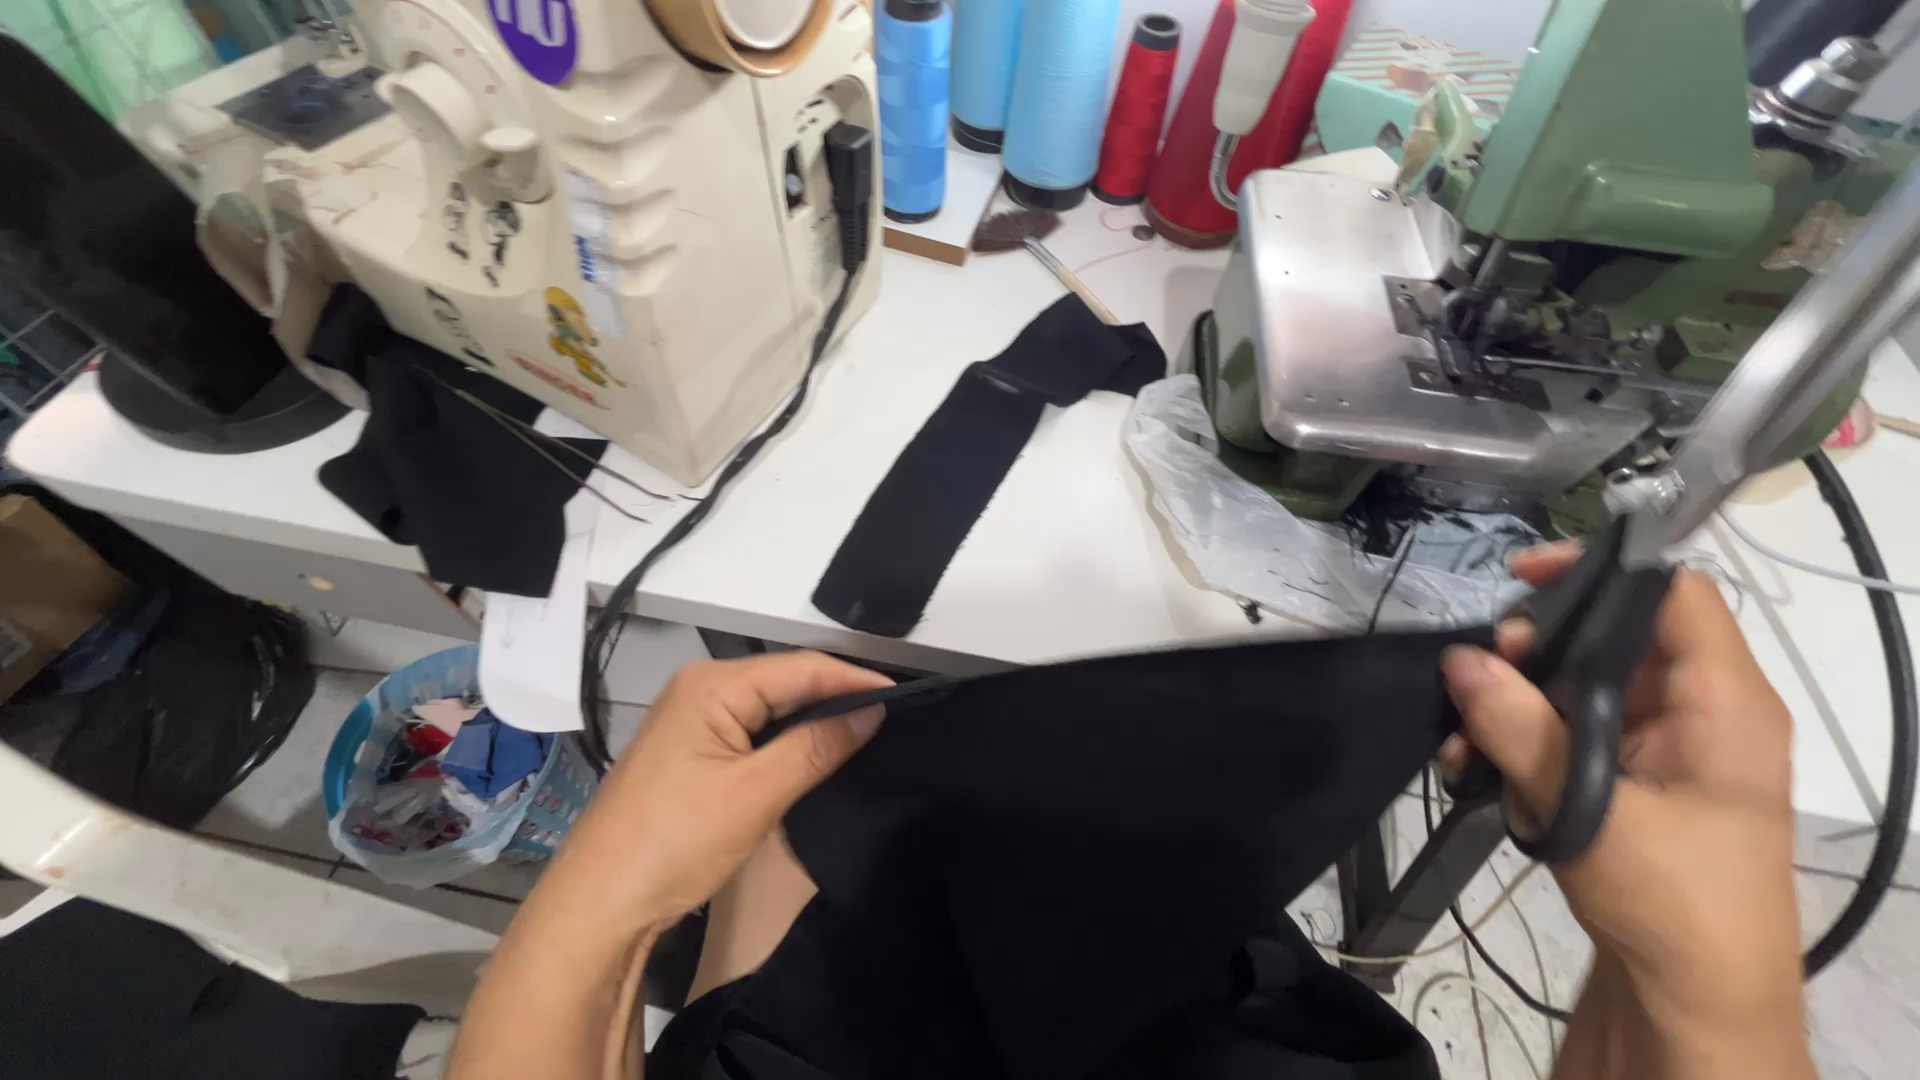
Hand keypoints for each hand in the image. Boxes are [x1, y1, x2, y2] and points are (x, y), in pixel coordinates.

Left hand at [543, 651, 891, 932]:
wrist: (600, 905)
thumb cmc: (676, 843)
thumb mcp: (757, 794)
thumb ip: (818, 746)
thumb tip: (873, 711)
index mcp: (712, 685)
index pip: (800, 668)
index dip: (854, 678)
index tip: (903, 694)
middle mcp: (701, 687)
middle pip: (785, 679)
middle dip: (837, 692)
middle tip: (891, 712)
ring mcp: (693, 717)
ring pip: (771, 703)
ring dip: (815, 714)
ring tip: (867, 725)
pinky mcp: (693, 746)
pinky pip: (754, 726)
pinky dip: (789, 734)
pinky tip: (818, 745)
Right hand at [1439, 544, 1808, 1065]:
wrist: (1691, 997)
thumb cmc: (1671, 901)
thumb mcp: (1589, 809)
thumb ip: (1521, 728)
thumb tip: (1461, 658)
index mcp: (1722, 707)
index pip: (1675, 596)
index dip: (1601, 571)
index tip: (1519, 580)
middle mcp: (1693, 712)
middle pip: (1609, 636)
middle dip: (1533, 650)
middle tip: (1478, 677)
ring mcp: (1656, 743)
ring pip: (1573, 684)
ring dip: (1509, 702)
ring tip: (1465, 739)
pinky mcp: (1622, 772)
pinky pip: (1561, 727)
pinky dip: (1514, 737)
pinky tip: (1475, 767)